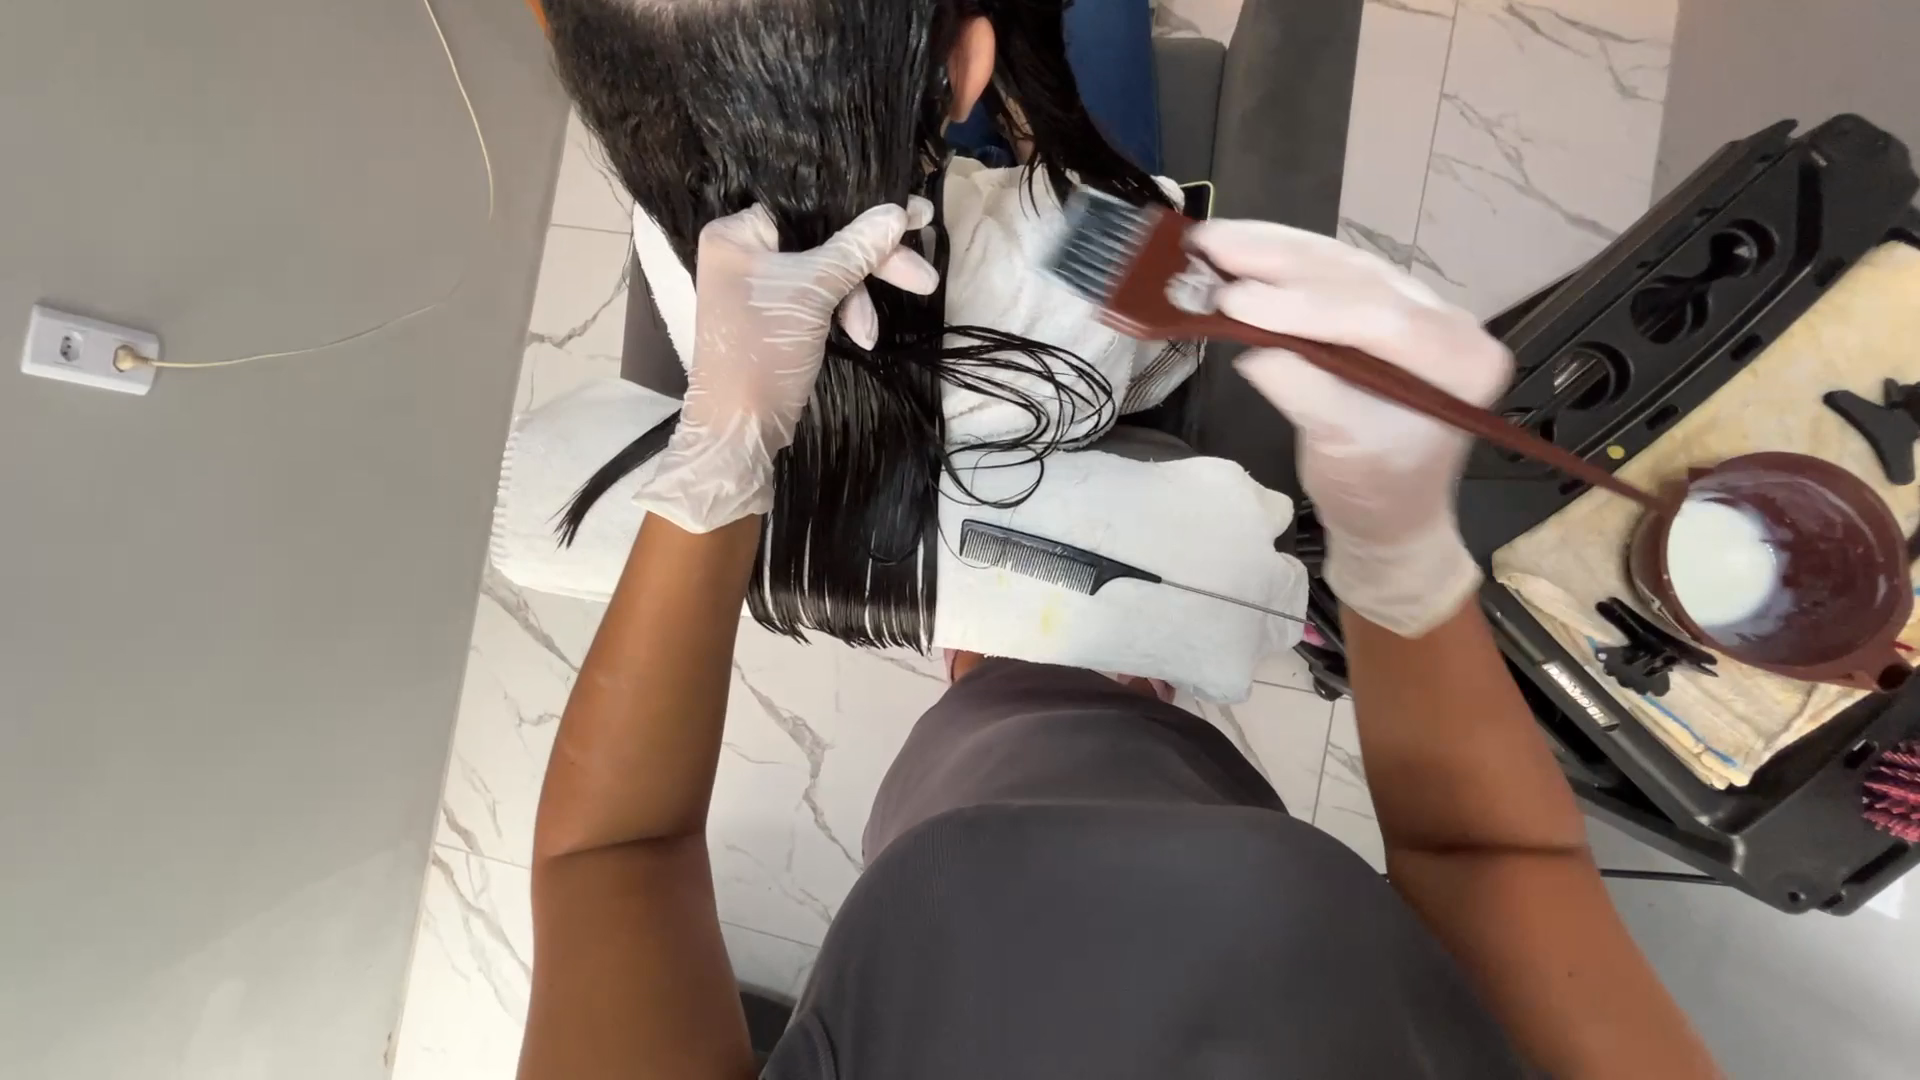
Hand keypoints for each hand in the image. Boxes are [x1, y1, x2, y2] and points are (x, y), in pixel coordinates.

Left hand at [635, 198, 938, 532]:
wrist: (743, 426)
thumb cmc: (764, 349)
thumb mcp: (813, 293)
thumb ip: (855, 250)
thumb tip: (898, 211)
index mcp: (739, 232)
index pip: (812, 206)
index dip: (864, 212)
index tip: (915, 217)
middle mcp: (749, 253)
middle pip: (826, 241)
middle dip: (873, 264)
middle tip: (923, 278)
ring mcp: (766, 288)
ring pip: (831, 274)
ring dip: (859, 300)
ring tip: (871, 333)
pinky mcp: (783, 318)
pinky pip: (824, 300)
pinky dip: (845, 315)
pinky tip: (862, 338)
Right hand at [1187, 220, 1513, 635]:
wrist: (1388, 513)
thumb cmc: (1372, 491)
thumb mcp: (1341, 448)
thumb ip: (1305, 391)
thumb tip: (1252, 348)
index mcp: (1457, 360)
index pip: (1375, 319)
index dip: (1300, 306)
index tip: (1232, 300)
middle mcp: (1447, 321)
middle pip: (1356, 275)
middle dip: (1277, 257)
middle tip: (1210, 243)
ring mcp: (1416, 310)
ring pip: (1341, 264)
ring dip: (1274, 248)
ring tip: (1214, 239)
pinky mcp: (1382, 313)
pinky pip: (1334, 276)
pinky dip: (1283, 262)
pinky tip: (1245, 251)